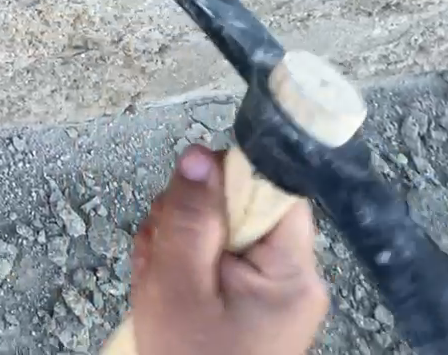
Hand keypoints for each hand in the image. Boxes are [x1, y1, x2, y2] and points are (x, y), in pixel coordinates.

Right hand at [119, 146, 328, 354]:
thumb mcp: (178, 283)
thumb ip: (188, 217)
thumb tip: (198, 154)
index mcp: (290, 272)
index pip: (272, 189)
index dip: (227, 176)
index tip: (187, 195)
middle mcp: (287, 273)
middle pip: (233, 202)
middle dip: (184, 216)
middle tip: (161, 254)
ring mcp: (264, 284)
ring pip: (210, 223)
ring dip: (171, 238)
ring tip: (157, 278)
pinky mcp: (241, 294)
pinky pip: (204, 251)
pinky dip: (174, 259)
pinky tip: (162, 284)